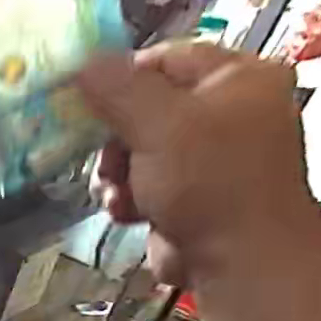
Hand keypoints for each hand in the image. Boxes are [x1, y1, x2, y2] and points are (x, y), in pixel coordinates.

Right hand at [78, 43, 320, 287]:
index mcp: (237, 79)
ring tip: (114, 195)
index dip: (122, 78)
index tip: (85, 100)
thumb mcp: (159, 124)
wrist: (239, 261)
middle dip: (117, 140)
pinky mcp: (191, 201)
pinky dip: (130, 199)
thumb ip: (118, 89)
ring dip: (117, 175)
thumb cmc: (208, 181)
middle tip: (104, 159)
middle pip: (148, 111)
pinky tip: (124, 214)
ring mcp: (209, 162)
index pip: (167, 59)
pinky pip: (147, 187)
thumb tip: (81, 62)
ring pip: (141, 153)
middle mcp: (227, 115)